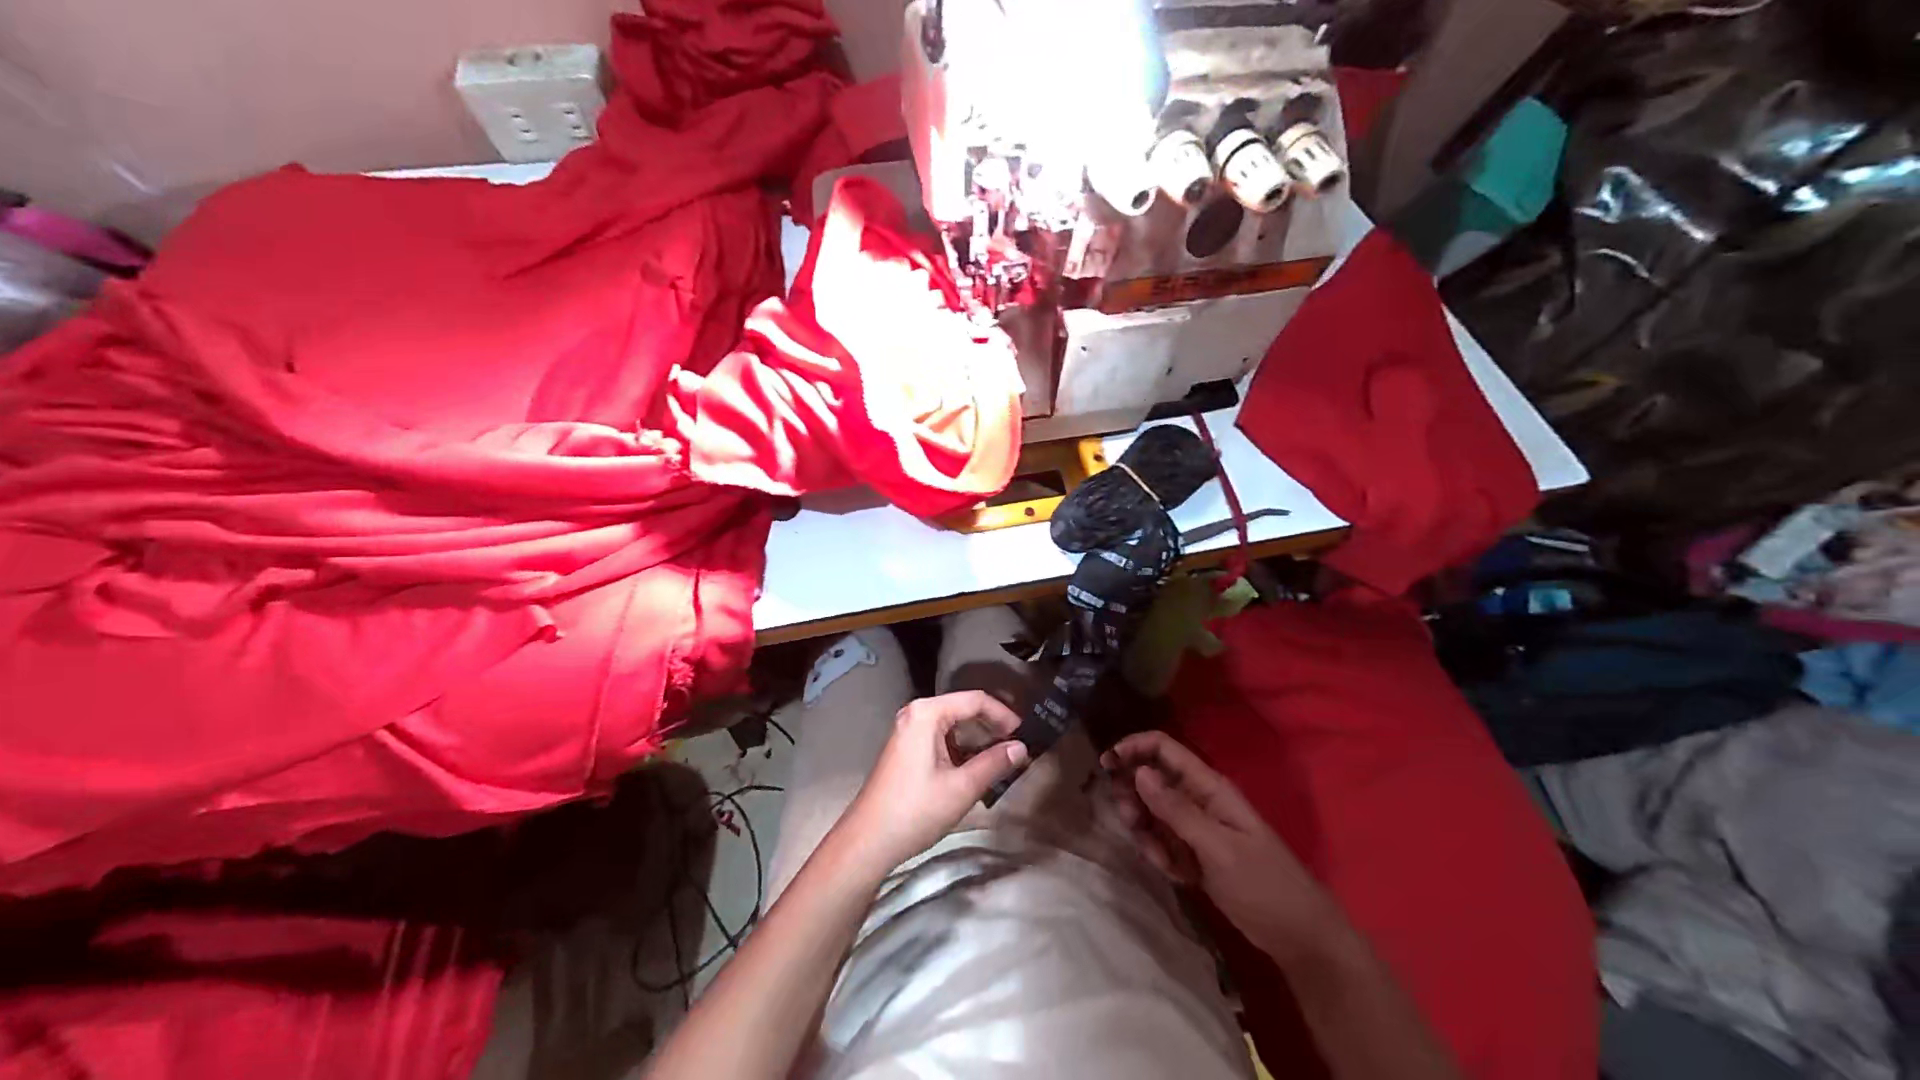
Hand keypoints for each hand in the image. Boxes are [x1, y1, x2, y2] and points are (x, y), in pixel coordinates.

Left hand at [831, 691, 1029, 874]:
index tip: (1025, 734)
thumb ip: (994, 763)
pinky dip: (962, 749)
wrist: (867, 841)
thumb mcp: (962, 788)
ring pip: (953, 725)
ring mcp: (908, 731)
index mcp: (926, 713)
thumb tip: (1022, 748)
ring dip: (979, 740)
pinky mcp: (906, 749)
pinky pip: (941, 738)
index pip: (975, 700)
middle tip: (1018, 748)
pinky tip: (978, 769)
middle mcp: (916, 714)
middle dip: (992, 727)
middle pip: (964, 709)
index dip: (1004, 715)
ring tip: (1003, 760)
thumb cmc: (915, 810)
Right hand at [1103, 731, 1341, 958]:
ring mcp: (1196, 827)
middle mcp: (1199, 799)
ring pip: (1152, 812)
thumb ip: (1176, 809)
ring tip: (1160, 859)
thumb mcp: (1217, 847)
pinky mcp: (1194, 853)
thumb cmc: (1263, 885)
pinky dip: (1160, 855)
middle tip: (1129, 820)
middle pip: (1151, 778)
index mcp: (1209, 787)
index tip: (1106, 765)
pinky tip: (1177, 876)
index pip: (1163, 749)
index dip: (1133, 748)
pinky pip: (1162, 841)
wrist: (1299, 936)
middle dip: (1133, 795)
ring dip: (1146, 831)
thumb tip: (1139, 771)